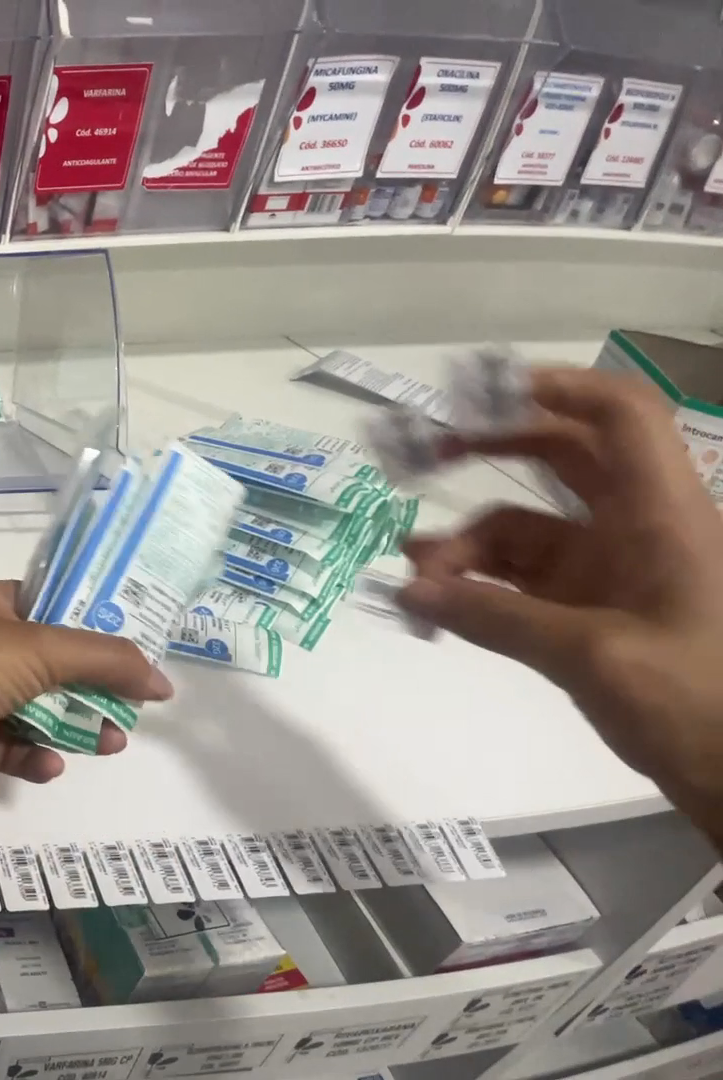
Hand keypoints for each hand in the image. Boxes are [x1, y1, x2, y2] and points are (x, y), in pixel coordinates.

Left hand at [0, 580, 172, 797]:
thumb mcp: (40, 649)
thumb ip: (105, 659)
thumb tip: (161, 680)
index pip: (48, 604)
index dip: (93, 625)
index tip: (136, 650)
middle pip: (46, 662)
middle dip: (90, 686)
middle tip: (129, 708)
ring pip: (31, 706)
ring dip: (70, 725)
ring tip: (108, 744)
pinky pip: (7, 743)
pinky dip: (30, 754)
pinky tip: (49, 765)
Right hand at [399, 367, 722, 822]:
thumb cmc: (702, 704)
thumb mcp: (593, 657)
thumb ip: (491, 618)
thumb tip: (407, 591)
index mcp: (663, 520)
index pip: (618, 421)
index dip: (552, 391)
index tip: (473, 395)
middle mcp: (635, 531)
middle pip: (561, 459)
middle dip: (490, 448)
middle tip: (420, 454)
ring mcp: (605, 571)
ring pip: (517, 531)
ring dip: (460, 547)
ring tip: (416, 580)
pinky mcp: (582, 610)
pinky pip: (507, 580)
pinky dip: (466, 587)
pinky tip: (429, 604)